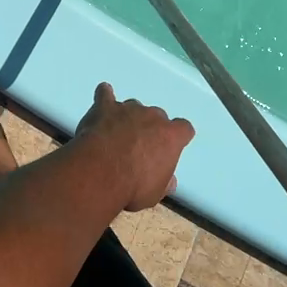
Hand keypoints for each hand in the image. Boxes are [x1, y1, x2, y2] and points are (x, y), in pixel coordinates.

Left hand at [72, 82, 193, 211]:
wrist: (102, 172)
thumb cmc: (134, 187)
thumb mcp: (155, 193)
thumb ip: (164, 182)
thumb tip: (169, 181)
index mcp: (170, 136)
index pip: (183, 128)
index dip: (178, 136)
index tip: (171, 145)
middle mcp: (152, 116)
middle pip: (156, 116)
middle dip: (150, 128)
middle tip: (140, 147)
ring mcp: (127, 108)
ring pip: (132, 107)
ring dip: (128, 118)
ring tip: (117, 134)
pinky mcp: (105, 106)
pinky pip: (105, 94)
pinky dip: (105, 96)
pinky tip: (104, 99)